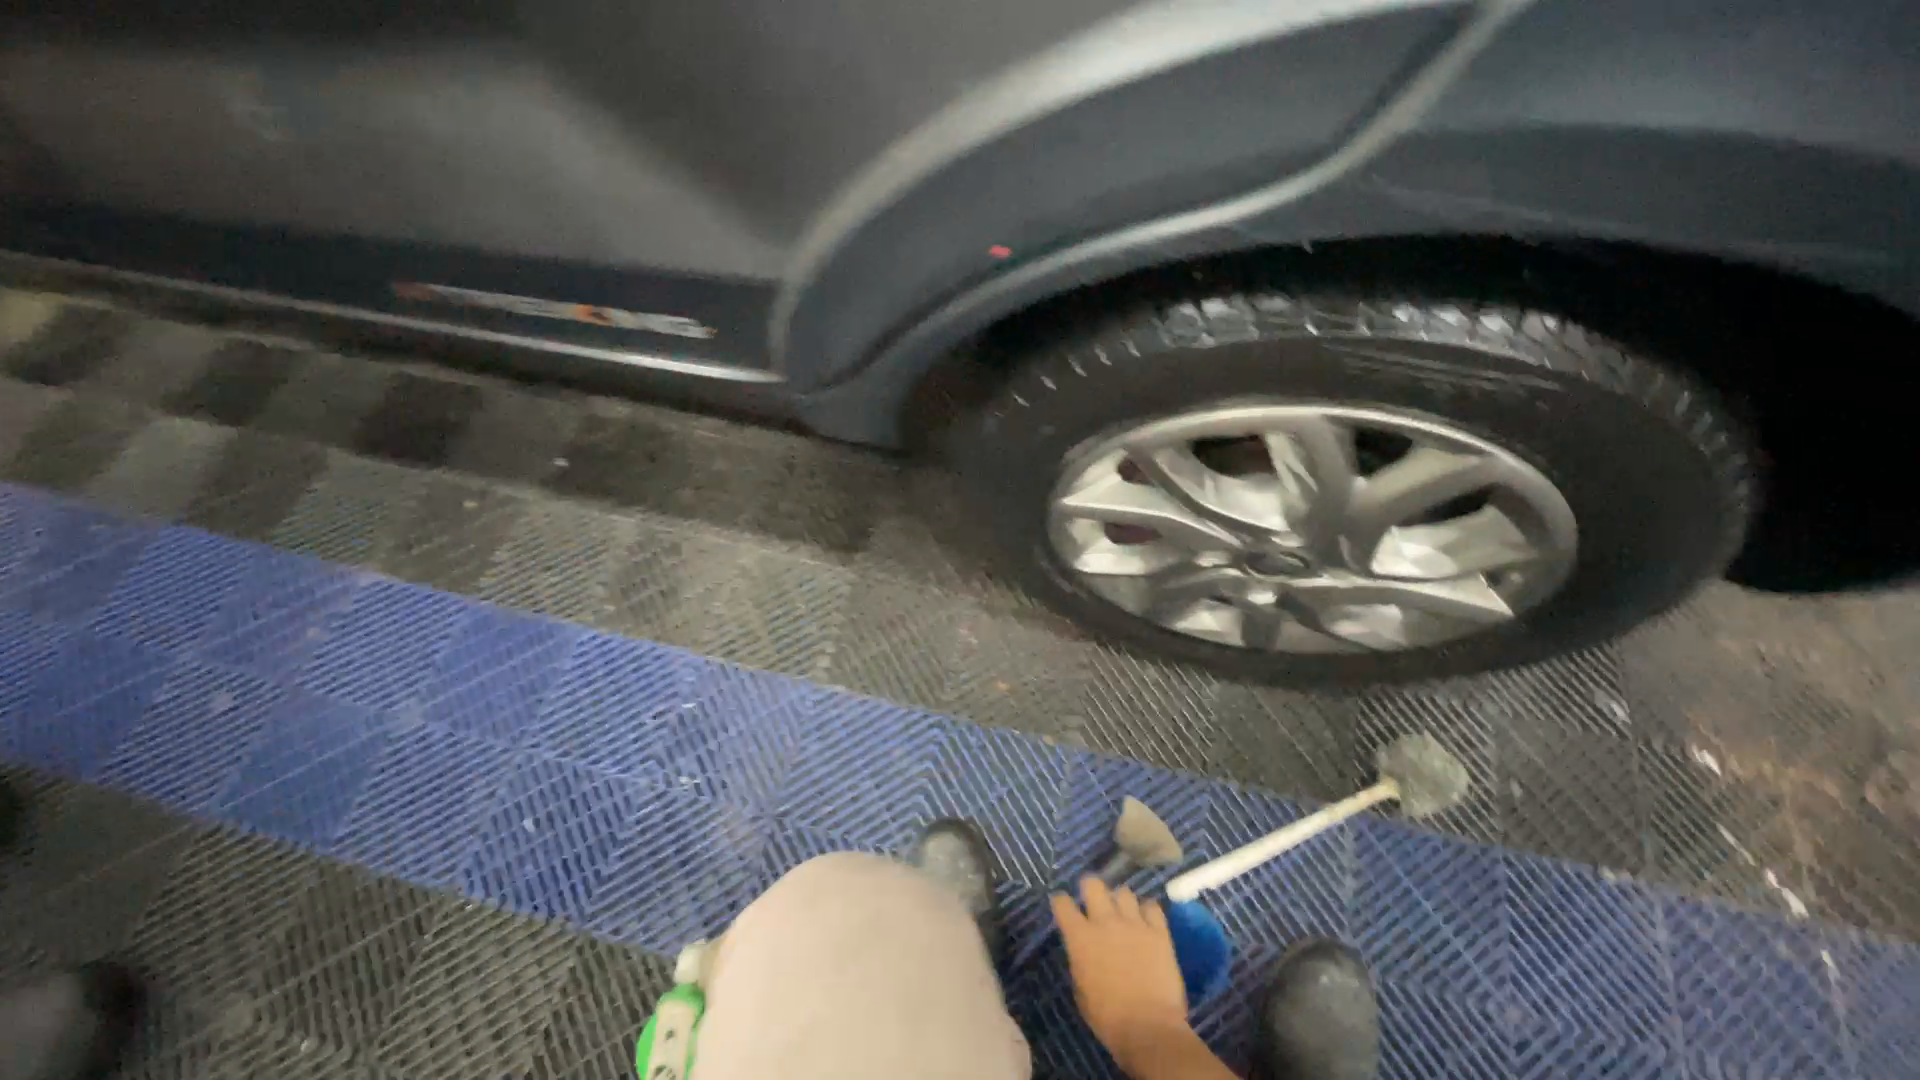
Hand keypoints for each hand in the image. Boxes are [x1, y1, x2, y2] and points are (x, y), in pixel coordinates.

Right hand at [1051, 877, 1191, 1067]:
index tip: (1064, 907)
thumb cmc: (1108, 1017)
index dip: (1061, 903)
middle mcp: (1105, 922)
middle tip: (1094, 901)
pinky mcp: (1159, 932)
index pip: (1063, 903)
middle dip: (1090, 888)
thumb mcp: (1081, 990)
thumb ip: (1080, 961)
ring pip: (1124, 892)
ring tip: (1124, 914)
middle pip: (1094, 884)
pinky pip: (1152, 907)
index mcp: (1080, 938)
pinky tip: (1146, 922)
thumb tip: (1084, 951)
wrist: (1149, 1028)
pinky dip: (1147, 911)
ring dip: (1120, 901)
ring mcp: (1134, 924)